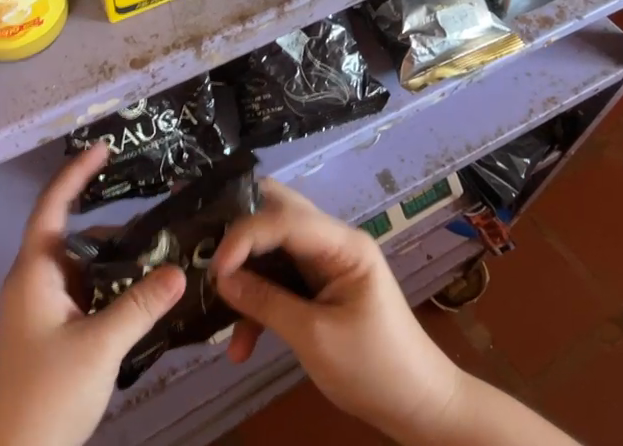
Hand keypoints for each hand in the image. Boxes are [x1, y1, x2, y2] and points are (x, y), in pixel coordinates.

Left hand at [0, 143, 186, 445]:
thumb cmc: (49, 392)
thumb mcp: (100, 346)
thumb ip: (139, 306)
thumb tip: (180, 271)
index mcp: (34, 272)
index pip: (52, 206)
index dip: (76, 173)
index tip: (103, 148)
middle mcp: (33, 281)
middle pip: (71, 237)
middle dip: (110, 227)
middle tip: (155, 219)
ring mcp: (40, 308)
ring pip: (80, 269)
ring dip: (113, 263)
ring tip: (158, 258)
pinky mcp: (50, 331)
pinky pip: (82, 294)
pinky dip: (108, 288)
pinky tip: (140, 297)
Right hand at [211, 180, 458, 440]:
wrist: (419, 408)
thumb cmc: (376, 369)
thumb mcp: (315, 338)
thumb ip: (266, 302)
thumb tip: (220, 278)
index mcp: (342, 244)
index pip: (283, 217)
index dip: (243, 236)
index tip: (216, 268)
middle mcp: (331, 242)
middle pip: (274, 214)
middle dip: (236, 233)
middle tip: (202, 249)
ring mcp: (323, 263)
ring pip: (269, 248)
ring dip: (243, 277)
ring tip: (214, 304)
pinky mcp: (315, 288)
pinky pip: (276, 281)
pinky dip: (256, 306)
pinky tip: (240, 345)